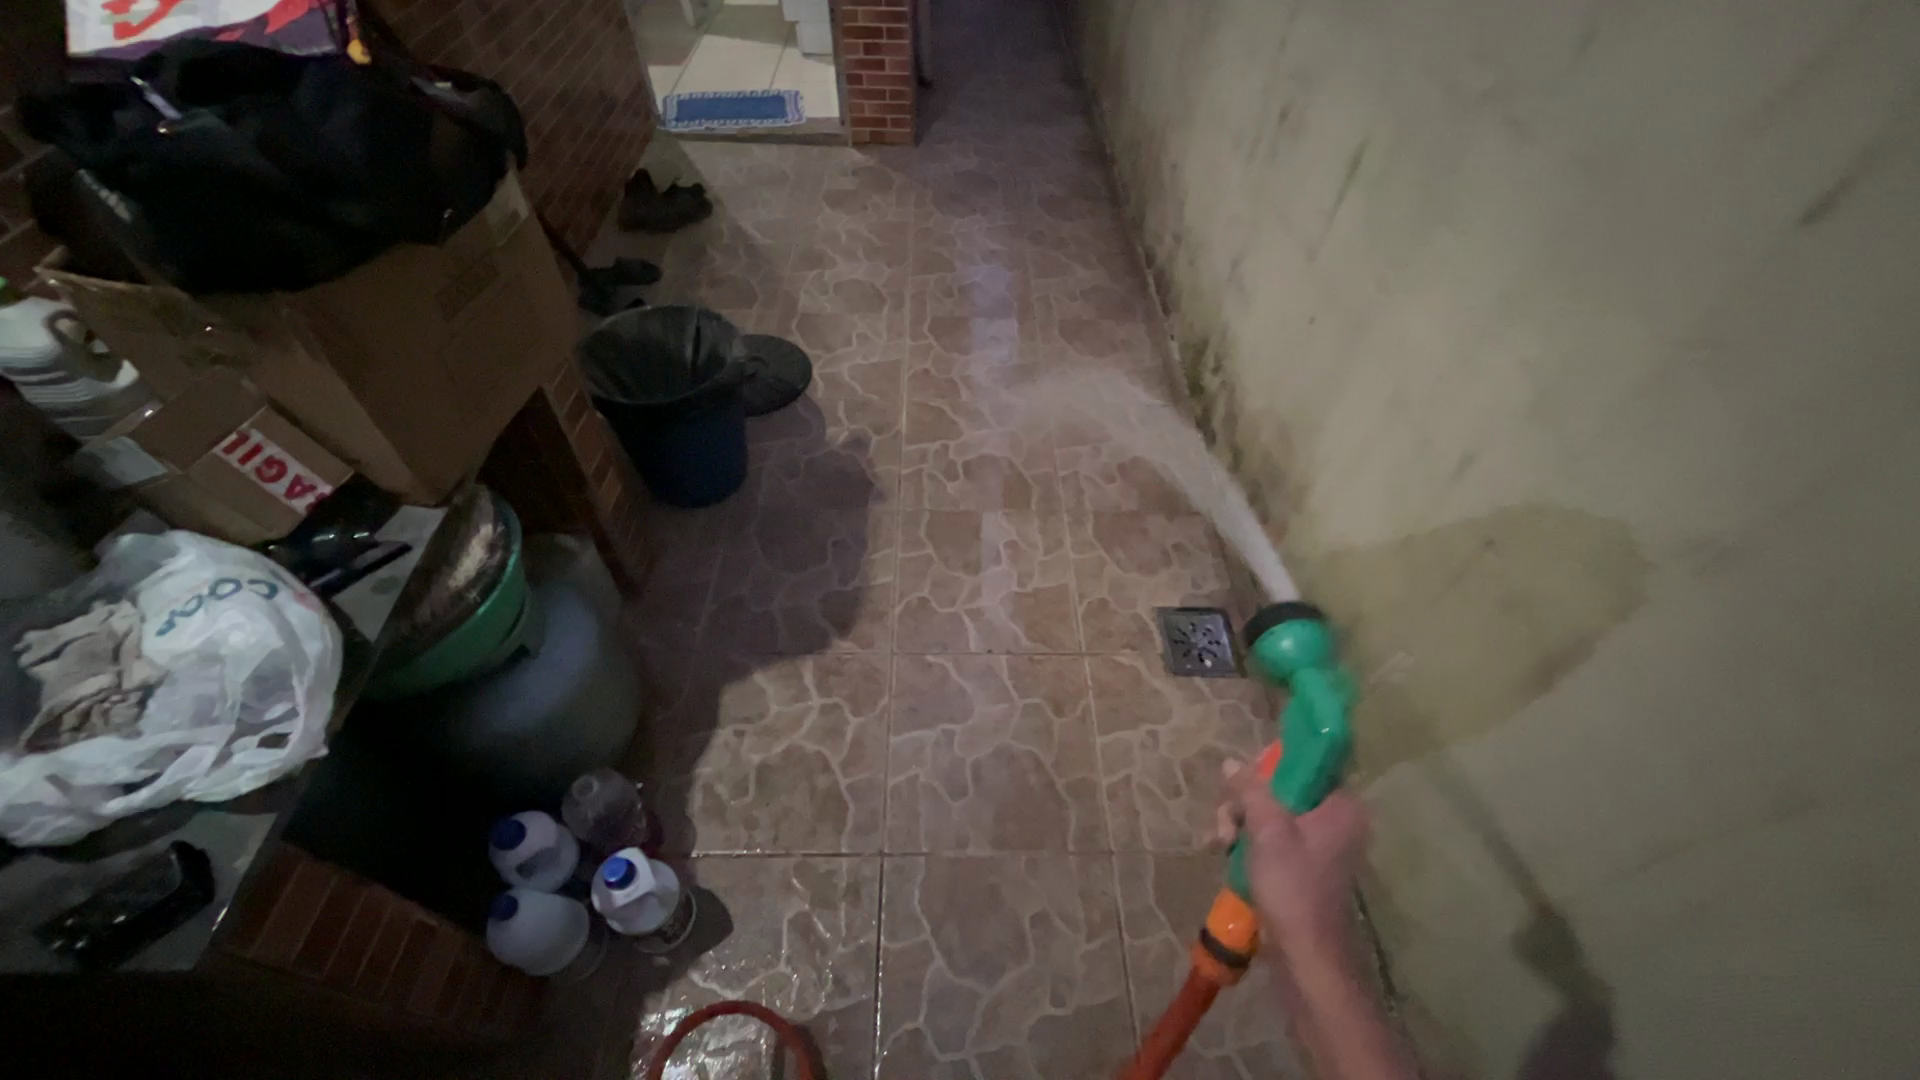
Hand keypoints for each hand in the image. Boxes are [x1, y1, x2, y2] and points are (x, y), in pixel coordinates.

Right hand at [1214, 758, 1370, 960]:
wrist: (1305, 952)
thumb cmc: (1292, 885)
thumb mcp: (1267, 829)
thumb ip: (1250, 790)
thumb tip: (1230, 762)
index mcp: (1342, 806)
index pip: (1307, 764)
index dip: (1271, 765)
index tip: (1244, 777)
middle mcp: (1337, 821)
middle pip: (1284, 789)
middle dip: (1248, 801)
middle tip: (1229, 819)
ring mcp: (1320, 845)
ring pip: (1272, 813)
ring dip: (1242, 822)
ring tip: (1223, 841)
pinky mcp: (1303, 866)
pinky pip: (1273, 837)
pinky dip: (1250, 840)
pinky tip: (1227, 851)